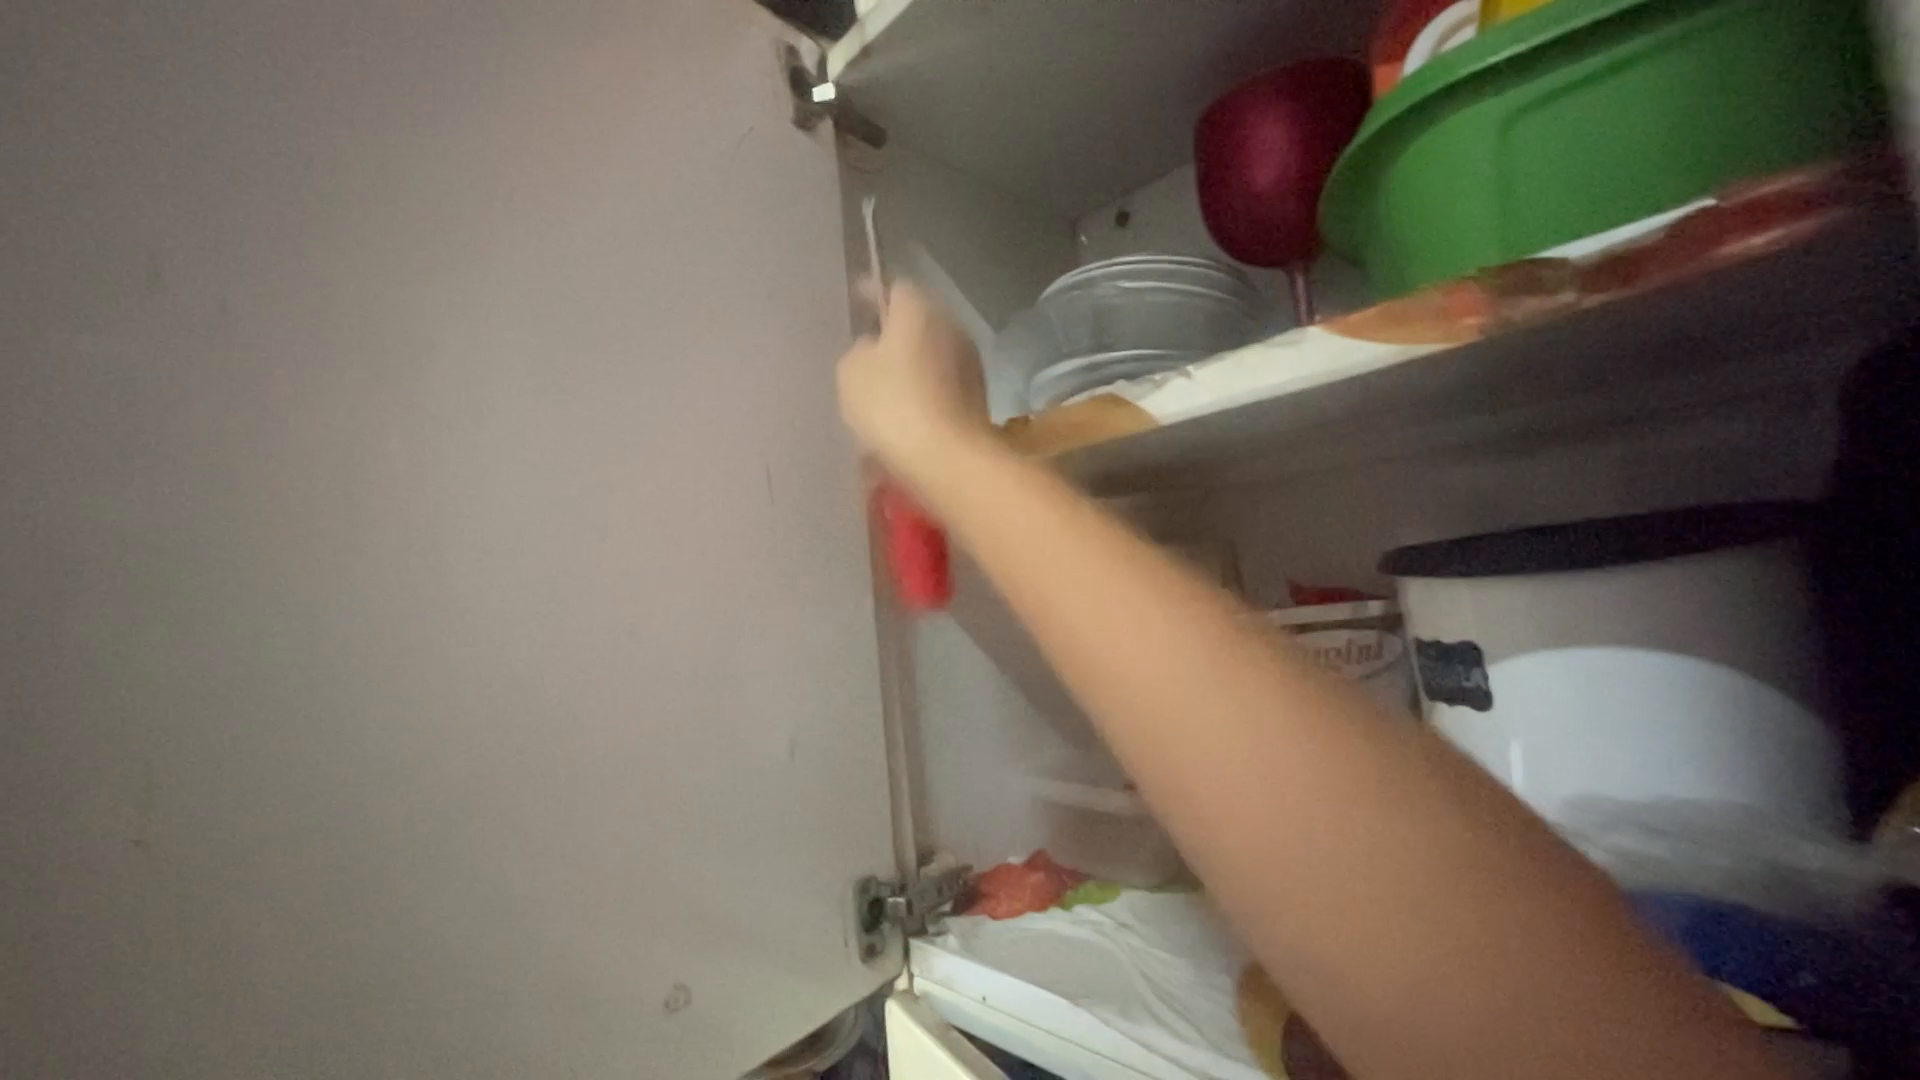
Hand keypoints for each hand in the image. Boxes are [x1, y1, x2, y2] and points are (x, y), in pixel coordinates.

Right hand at [836, 282, 990, 482]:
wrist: (949, 459)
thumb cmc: (893, 407)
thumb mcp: (852, 372)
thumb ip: (859, 349)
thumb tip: (873, 347)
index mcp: (920, 310)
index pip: (896, 287)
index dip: (873, 294)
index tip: (856, 305)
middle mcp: (952, 326)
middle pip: (919, 320)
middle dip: (895, 331)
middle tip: (868, 348)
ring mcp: (971, 363)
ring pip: (934, 353)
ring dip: (913, 363)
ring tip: (886, 385)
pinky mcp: (978, 397)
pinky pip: (944, 383)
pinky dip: (927, 389)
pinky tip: (908, 410)